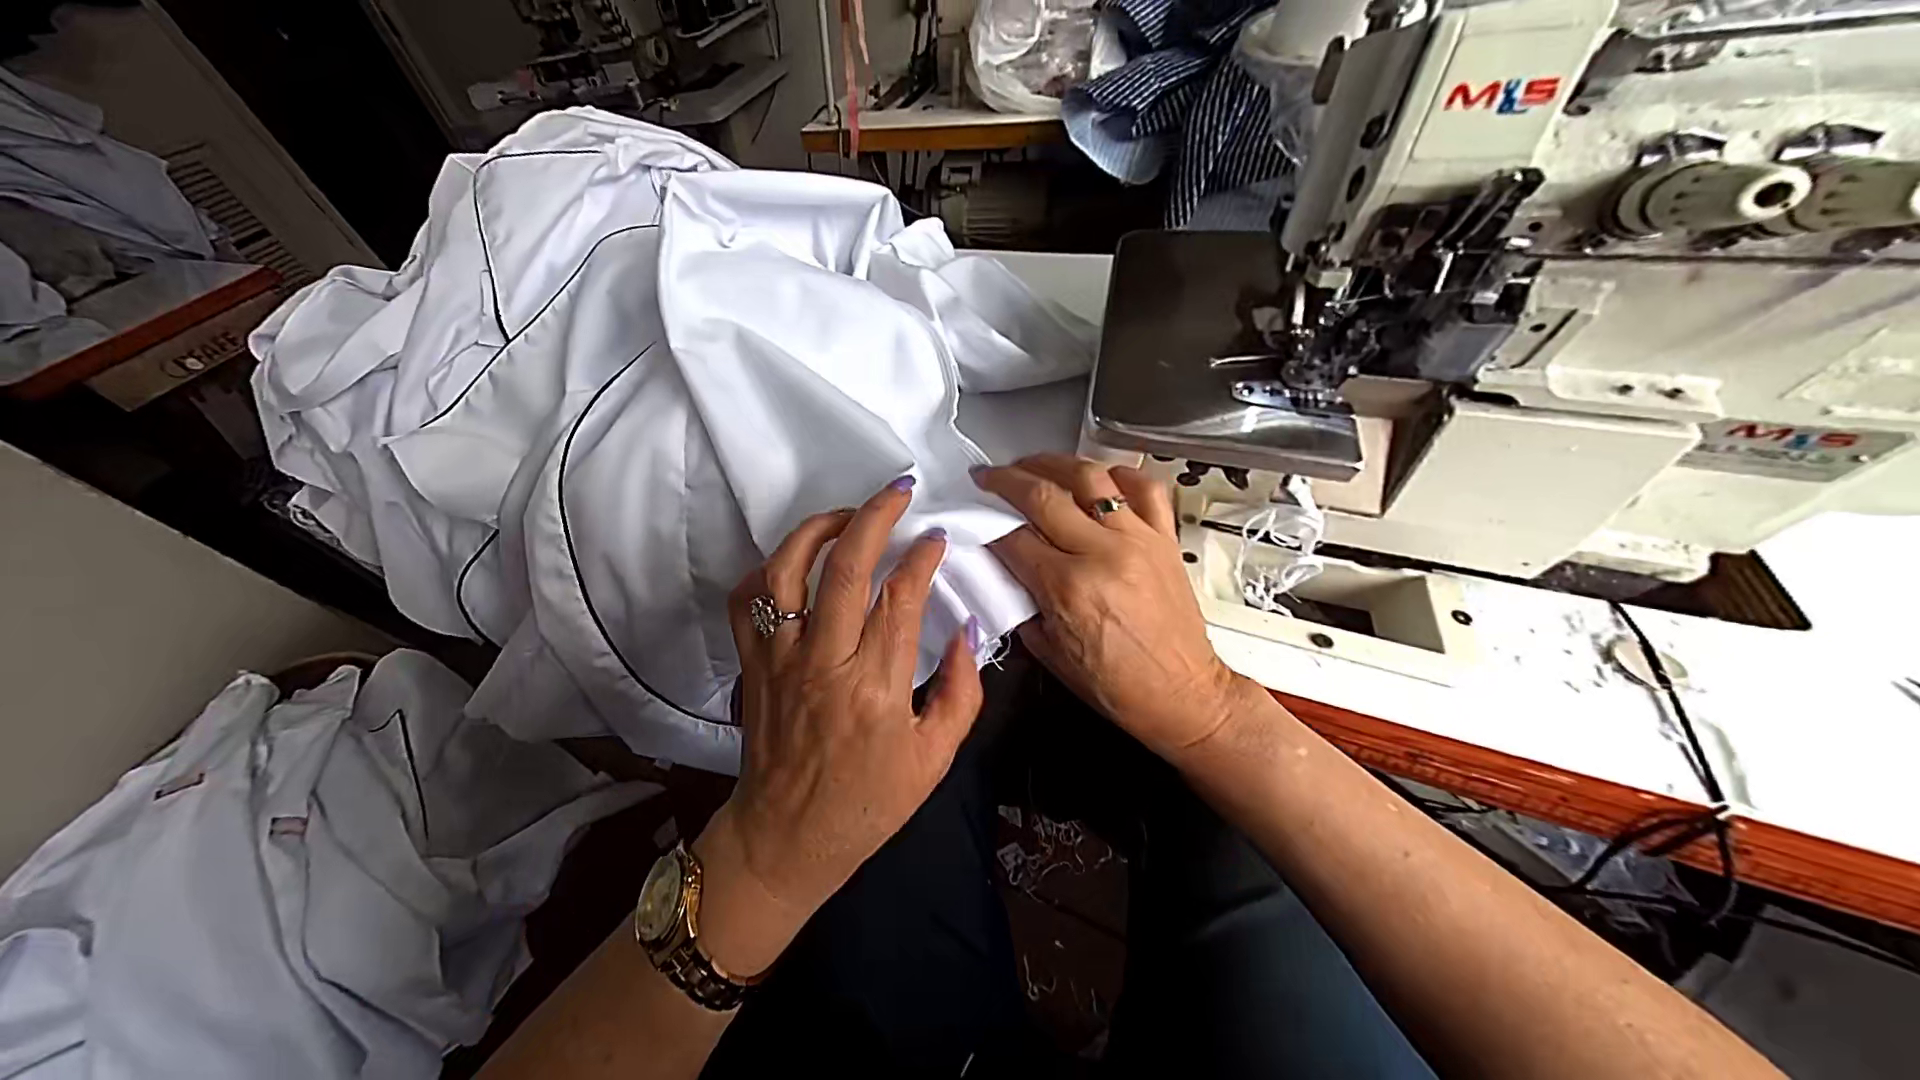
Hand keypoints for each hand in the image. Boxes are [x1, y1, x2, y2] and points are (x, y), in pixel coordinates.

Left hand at [692, 476, 984, 977]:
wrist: (787, 839)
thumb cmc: (868, 803)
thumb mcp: (935, 759)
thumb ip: (963, 692)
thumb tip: (968, 630)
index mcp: (876, 688)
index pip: (900, 598)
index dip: (921, 557)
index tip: (935, 538)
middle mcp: (824, 663)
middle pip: (845, 569)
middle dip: (875, 517)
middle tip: (897, 492)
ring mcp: (779, 661)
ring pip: (787, 572)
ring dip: (817, 529)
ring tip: (847, 514)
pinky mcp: (752, 665)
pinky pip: (746, 601)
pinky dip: (766, 568)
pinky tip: (795, 558)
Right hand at [973, 455, 1241, 762]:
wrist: (1180, 694)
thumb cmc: (1118, 684)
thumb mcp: (1050, 651)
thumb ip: (1022, 603)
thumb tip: (1005, 567)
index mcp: (1069, 589)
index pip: (1013, 537)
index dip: (987, 523)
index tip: (976, 516)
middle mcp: (1103, 555)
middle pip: (1042, 496)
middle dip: (1006, 480)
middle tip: (989, 477)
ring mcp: (1137, 541)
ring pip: (1089, 477)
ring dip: (1052, 463)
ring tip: (1032, 463)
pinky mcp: (1164, 539)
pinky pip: (1144, 488)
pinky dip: (1118, 473)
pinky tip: (1098, 474)